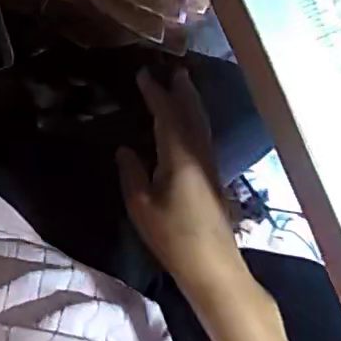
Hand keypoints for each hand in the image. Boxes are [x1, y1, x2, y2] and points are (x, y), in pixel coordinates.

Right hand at [117, 68, 245, 289]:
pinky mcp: (212, 179)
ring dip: (192, 104)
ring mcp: (209, 168)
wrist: (215, 269)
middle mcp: (199, 157)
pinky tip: (188, 123)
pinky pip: (202, 137)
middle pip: (192, 116)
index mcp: (180, 158)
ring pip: (201, 126)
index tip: (143, 74)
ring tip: (183, 87)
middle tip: (175, 71)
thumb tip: (125, 149)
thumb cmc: (173, 237)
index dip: (156, 94)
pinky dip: (194, 121)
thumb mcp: (141, 205)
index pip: (168, 116)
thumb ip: (132, 173)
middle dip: (183, 92)